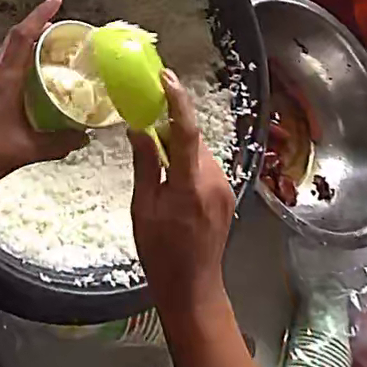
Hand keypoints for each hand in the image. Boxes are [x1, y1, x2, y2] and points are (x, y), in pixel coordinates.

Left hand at [0, 0, 83, 191]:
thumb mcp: (26, 150)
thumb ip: (58, 143)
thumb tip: (84, 138)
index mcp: (4, 78)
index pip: (23, 36)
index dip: (41, 15)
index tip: (57, 0)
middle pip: (16, 41)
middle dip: (39, 30)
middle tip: (62, 32)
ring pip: (9, 56)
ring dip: (29, 50)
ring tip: (52, 55)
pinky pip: (3, 71)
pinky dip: (20, 68)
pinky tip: (31, 84)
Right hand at [129, 71, 236, 313]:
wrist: (194, 289)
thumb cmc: (161, 254)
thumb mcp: (143, 208)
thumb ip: (145, 165)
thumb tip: (139, 128)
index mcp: (189, 186)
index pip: (187, 132)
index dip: (177, 101)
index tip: (166, 77)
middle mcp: (214, 181)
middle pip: (194, 138)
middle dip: (172, 126)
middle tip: (148, 119)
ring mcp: (225, 188)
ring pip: (200, 150)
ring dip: (180, 145)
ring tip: (157, 155)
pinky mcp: (227, 193)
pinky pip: (206, 165)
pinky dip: (189, 161)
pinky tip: (173, 175)